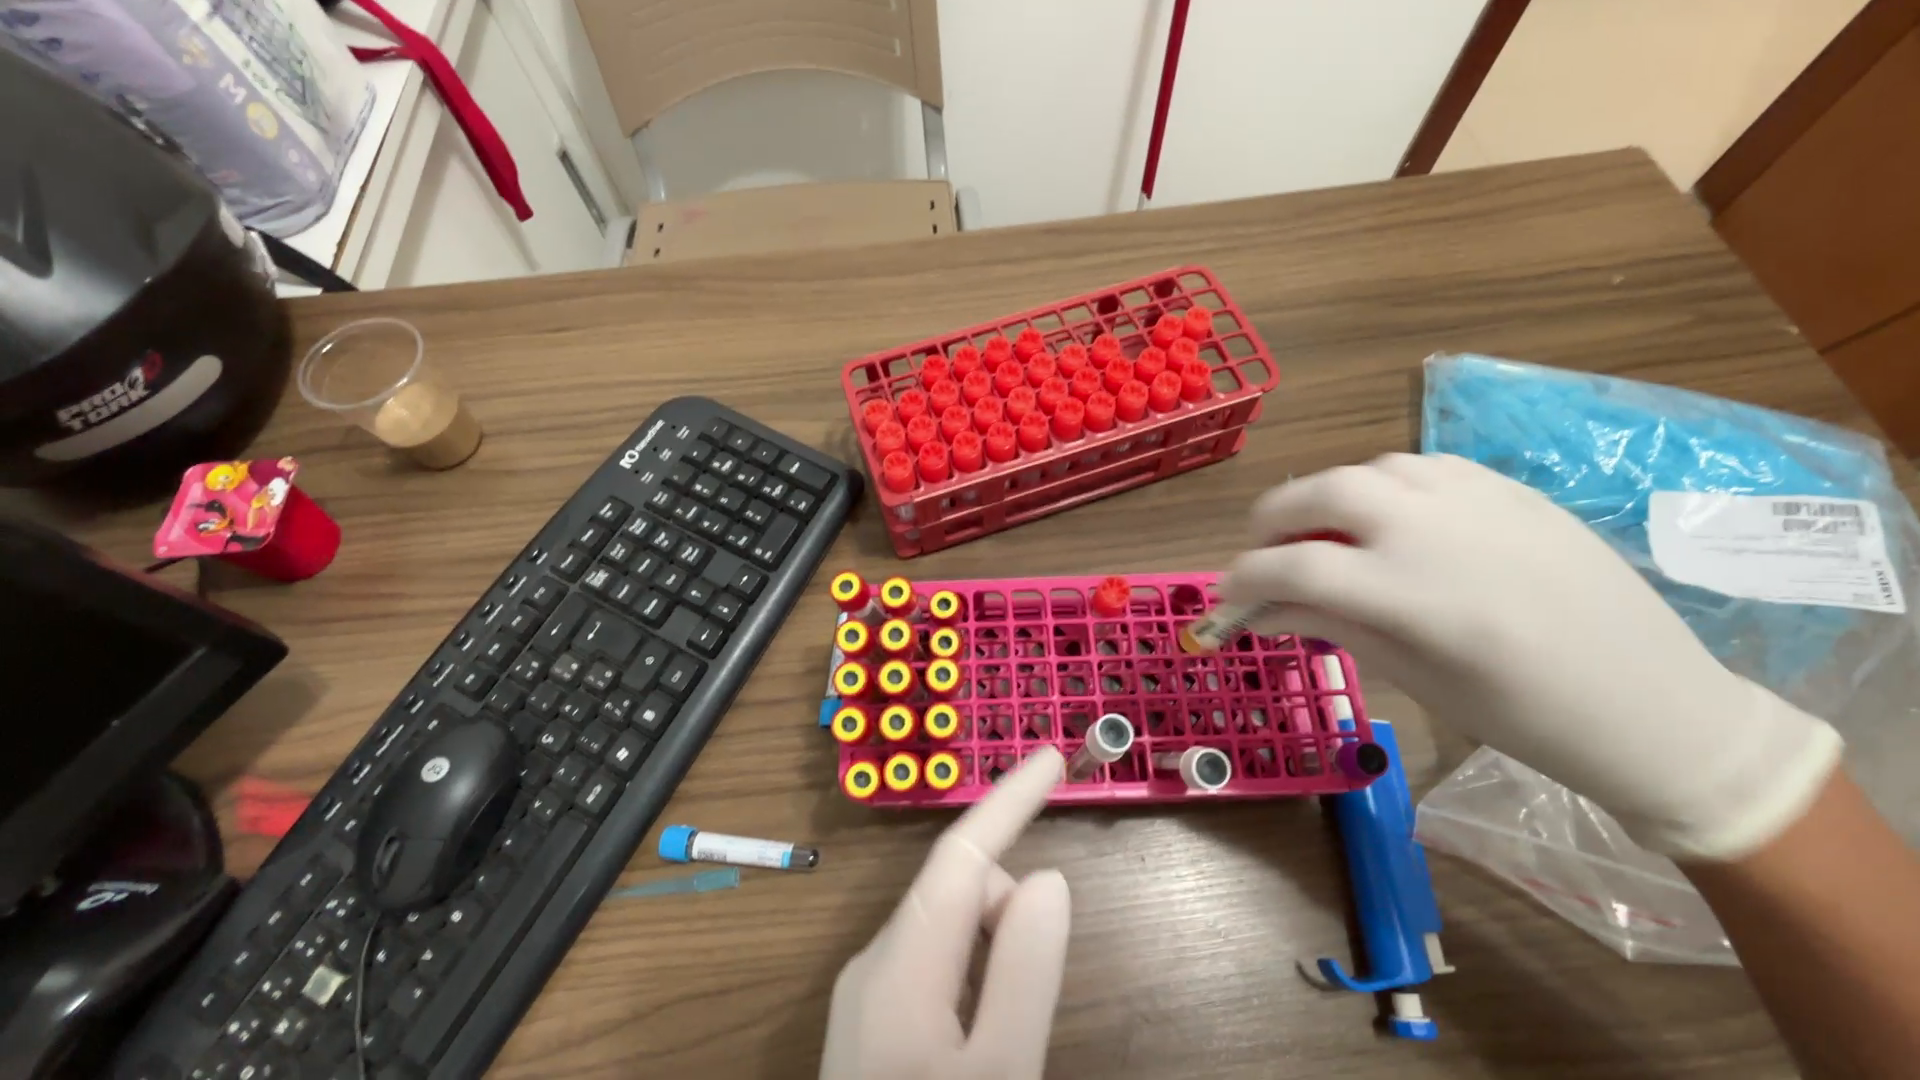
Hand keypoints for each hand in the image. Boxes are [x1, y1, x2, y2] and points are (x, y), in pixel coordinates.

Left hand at [820, 747, 1069, 1079]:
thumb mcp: (999, 1069)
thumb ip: (1024, 973)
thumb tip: (1047, 878)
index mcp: (897, 965)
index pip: (959, 855)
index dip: (1008, 801)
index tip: (1049, 756)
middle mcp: (871, 964)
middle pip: (955, 895)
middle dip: (1008, 907)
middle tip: (1037, 996)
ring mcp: (864, 997)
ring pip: (947, 932)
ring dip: (993, 947)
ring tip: (1010, 1029)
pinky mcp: (868, 1026)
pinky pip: (932, 966)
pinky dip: (972, 973)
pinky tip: (982, 1034)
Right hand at [1220, 453, 1840, 860]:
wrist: (1652, 704)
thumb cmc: (1523, 715)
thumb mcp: (1415, 677)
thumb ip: (1331, 625)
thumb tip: (1264, 606)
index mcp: (1409, 592)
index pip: (1292, 565)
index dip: (1244, 580)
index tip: (1226, 598)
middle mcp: (1434, 527)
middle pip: (1319, 493)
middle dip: (1272, 521)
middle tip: (1263, 553)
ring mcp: (1477, 498)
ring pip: (1370, 470)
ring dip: (1329, 498)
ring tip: (1329, 537)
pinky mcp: (1510, 489)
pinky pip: (1423, 467)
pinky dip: (1385, 487)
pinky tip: (1392, 521)